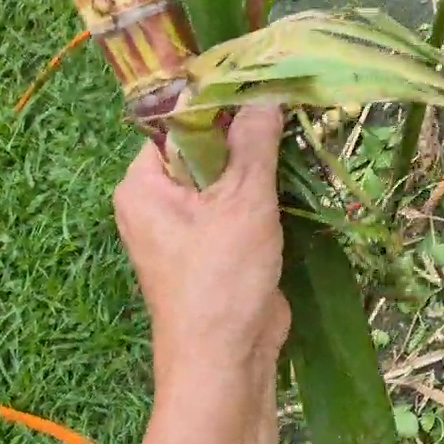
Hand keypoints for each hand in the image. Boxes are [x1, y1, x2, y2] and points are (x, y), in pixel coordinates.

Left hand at [114, 105, 288, 380]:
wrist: (226, 356)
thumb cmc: (222, 276)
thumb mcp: (243, 201)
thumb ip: (254, 144)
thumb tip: (265, 95)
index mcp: (143, 185)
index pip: (177, 124)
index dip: (220, 103)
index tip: (264, 86)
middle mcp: (158, 201)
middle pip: (205, 147)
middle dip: (247, 133)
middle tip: (291, 112)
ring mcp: (187, 225)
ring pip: (226, 175)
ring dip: (261, 163)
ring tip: (301, 140)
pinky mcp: (216, 243)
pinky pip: (238, 201)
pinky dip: (264, 190)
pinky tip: (297, 178)